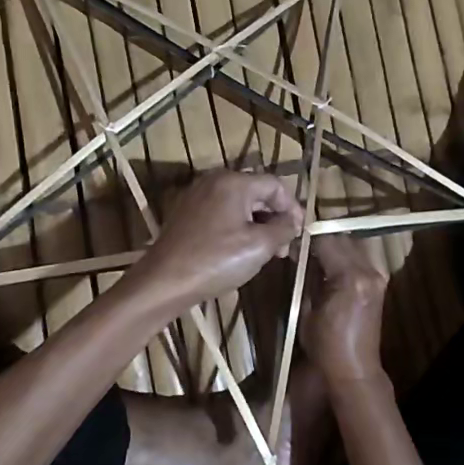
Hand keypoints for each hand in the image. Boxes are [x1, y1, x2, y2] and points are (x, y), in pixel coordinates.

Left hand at [121, 172, 300, 309]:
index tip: (300, 233)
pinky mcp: (186, 214)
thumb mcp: (260, 245)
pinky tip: (242, 251)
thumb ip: (284, 228)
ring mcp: (197, 197)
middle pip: (257, 193)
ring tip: (267, 252)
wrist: (163, 283)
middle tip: (285, 246)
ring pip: (240, 205)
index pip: (276, 185)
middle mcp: (214, 181)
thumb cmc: (216, 261)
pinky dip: (238, 227)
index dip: (293, 208)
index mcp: (234, 182)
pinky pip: (222, 213)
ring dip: (259, 225)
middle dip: (276, 218)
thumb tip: (292, 222)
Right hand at [299, 235, 387, 385]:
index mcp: (351, 277)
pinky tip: (328, 265)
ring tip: (312, 254)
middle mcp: (369, 271)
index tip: (292, 240)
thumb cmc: (325, 345)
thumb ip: (308, 276)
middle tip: (300, 245)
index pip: (328, 241)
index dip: (308, 238)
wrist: (355, 368)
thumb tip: (299, 252)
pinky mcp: (380, 283)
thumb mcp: (307, 309)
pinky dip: (344, 257)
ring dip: (334, 246)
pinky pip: (360, 259)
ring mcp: (378, 276)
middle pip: (344, 240)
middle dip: (321, 239)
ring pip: (354, 246)